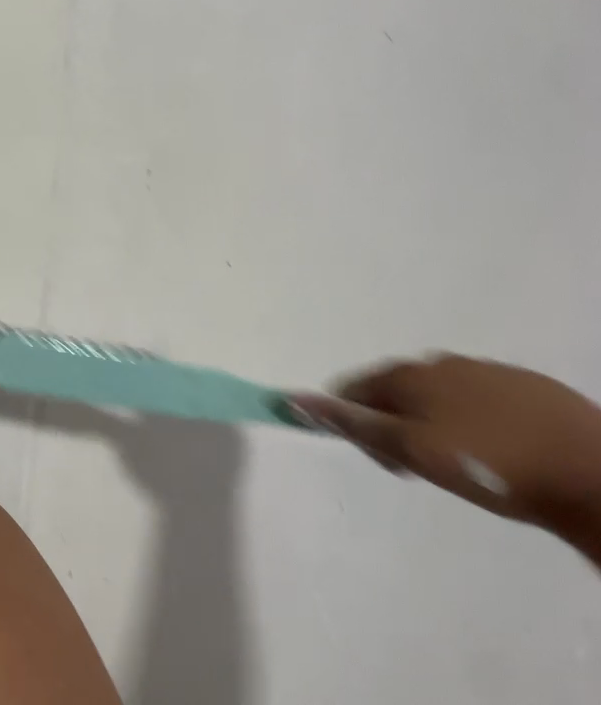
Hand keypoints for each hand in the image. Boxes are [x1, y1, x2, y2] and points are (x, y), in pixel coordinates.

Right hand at [292, 355, 600, 537]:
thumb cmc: (490, 467)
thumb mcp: (410, 451)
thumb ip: (351, 423)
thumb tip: (291, 397)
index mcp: (409, 374)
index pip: (353, 390)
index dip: (355, 423)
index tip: (383, 458)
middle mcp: (444, 362)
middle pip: (397, 390)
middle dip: (396, 422)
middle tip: (421, 464)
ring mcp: (495, 372)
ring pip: (443, 394)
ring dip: (438, 420)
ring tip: (464, 459)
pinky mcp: (538, 389)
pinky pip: (488, 400)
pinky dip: (481, 420)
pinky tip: (502, 449)